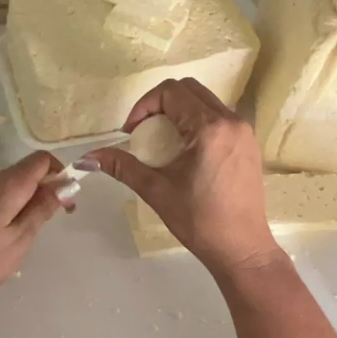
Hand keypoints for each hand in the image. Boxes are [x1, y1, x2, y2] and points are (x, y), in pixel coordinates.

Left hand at [0, 151, 65, 308]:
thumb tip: (66, 184)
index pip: (41, 160)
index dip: (59, 174)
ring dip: (27, 199)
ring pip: (11, 183)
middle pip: (26, 171)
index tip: (65, 202)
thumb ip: (42, 208)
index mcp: (7, 184)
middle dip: (45, 190)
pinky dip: (10, 204)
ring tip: (25, 233)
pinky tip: (4, 232)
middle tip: (49, 223)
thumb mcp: (20, 239)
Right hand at [82, 79, 281, 276]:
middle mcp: (231, 121)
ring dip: (179, 113)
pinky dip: (197, 123)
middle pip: (189, 89)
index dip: (145, 105)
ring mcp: (244, 131)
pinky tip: (185, 152)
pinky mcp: (249, 144)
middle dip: (160, 104)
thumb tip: (87, 158)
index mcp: (209, 128)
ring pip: (205, 102)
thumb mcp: (156, 190)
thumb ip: (122, 166)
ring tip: (162, 142)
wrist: (241, 247)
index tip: (132, 133)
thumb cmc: (199, 220)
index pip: (171, 92)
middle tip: (144, 133)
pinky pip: (219, 118)